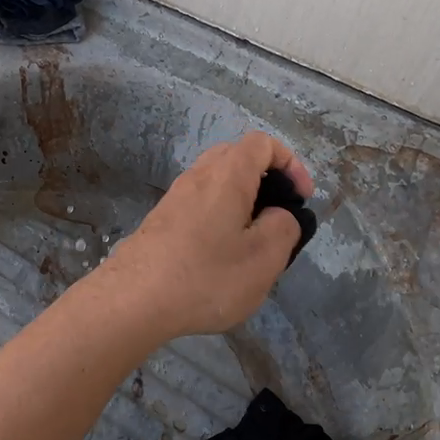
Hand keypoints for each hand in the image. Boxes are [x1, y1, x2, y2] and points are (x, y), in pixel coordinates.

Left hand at [88, 132, 313, 343]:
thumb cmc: (207, 275)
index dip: (290, 163)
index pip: (262, 143)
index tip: (302, 198)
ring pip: (218, 179)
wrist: (137, 296)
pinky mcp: (164, 217)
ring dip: (243, 198)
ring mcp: (177, 194)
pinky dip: (221, 213)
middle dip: (267, 178)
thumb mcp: (263, 259)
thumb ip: (283, 229)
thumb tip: (279, 215)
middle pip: (238, 156)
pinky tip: (224, 253)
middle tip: (280, 217)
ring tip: (254, 240)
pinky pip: (201, 200)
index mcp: (227, 174)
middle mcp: (200, 174)